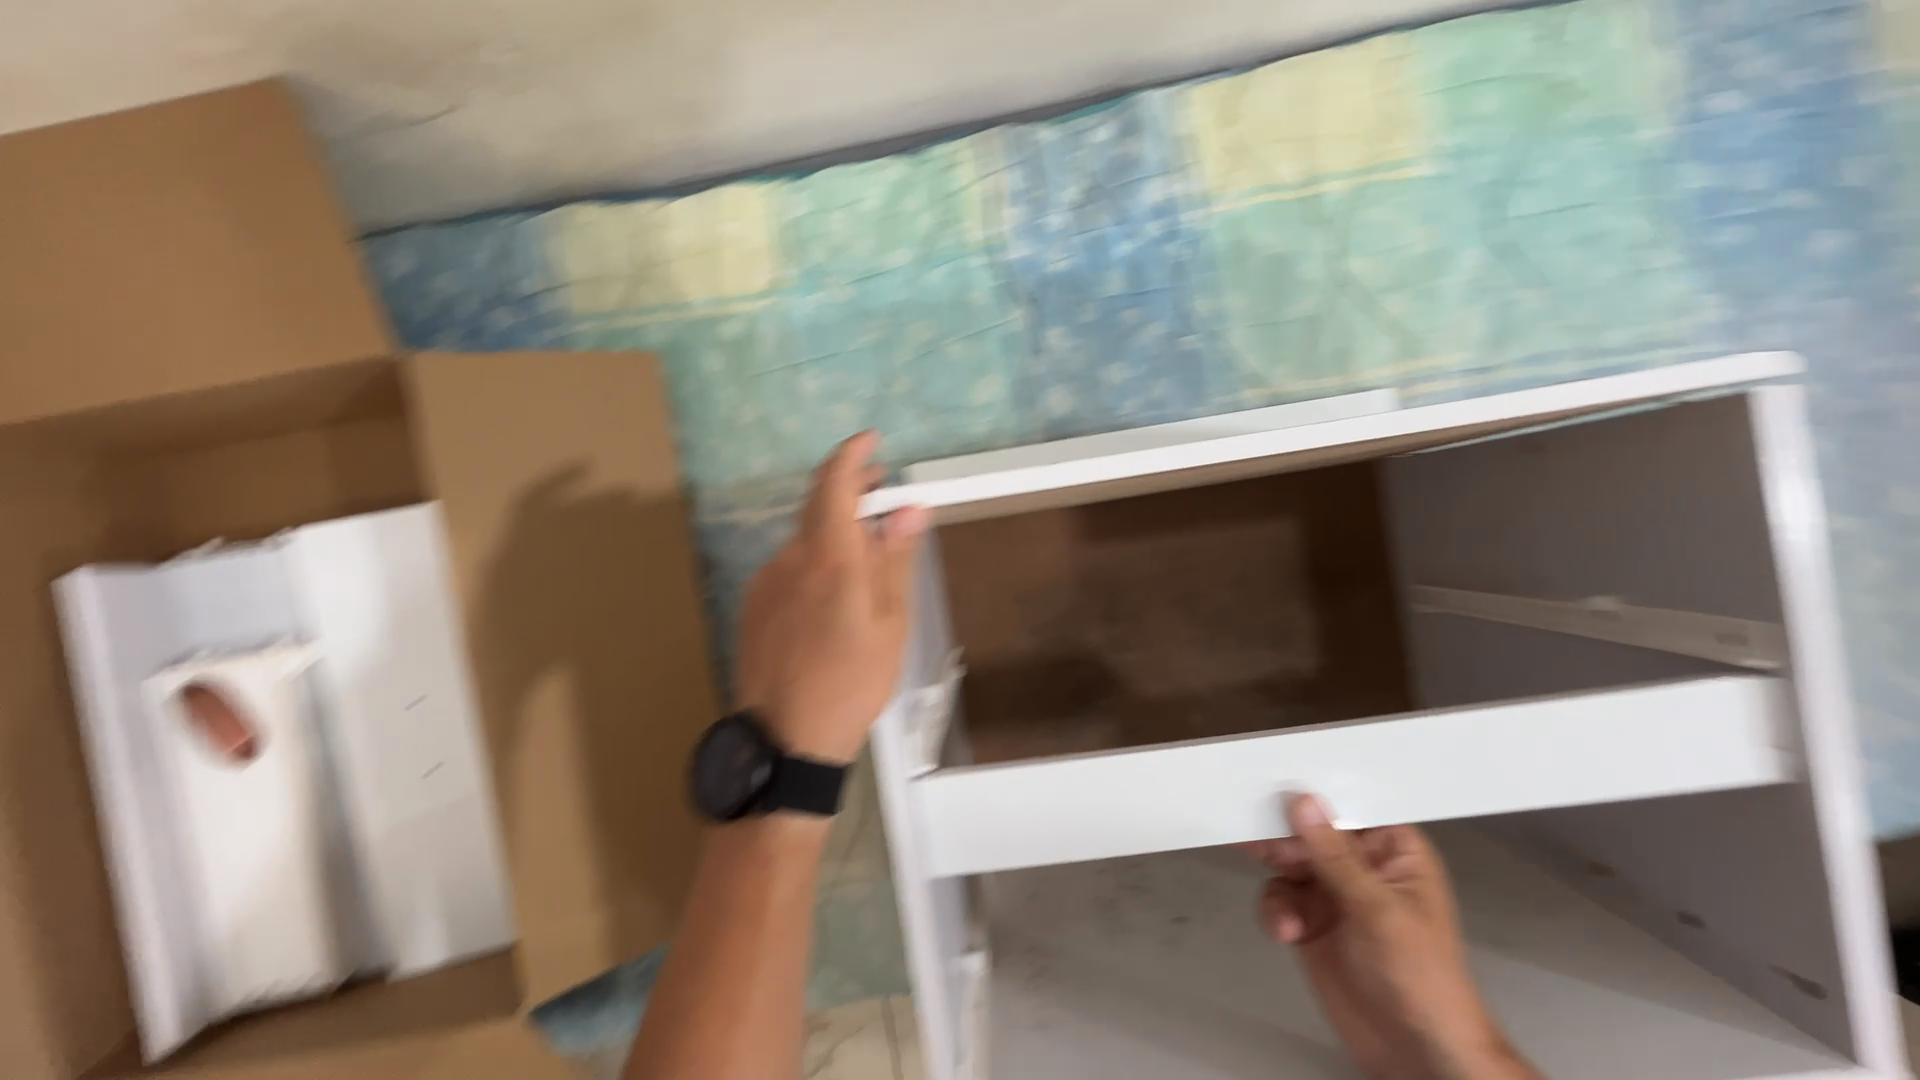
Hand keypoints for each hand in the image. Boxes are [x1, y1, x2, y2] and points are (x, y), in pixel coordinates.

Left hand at [734, 432, 928, 762]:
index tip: (870, 441)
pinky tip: (833, 593)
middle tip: (881, 493)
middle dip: (849, 490)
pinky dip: (815, 560)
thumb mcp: (889, 622)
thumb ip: (894, 558)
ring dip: (834, 532)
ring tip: (867, 555)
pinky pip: (789, 567)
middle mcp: (789, 559)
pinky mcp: (753, 605)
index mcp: (828, 558)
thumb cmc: (851, 683)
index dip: (852, 454)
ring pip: (804, 540)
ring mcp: (765, 582)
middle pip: (817, 506)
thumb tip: (908, 508)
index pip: (833, 483)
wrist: (786, 740)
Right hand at [1246, 795, 1541, 1079]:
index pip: (1345, 807)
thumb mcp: (1378, 911)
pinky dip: (1275, 913)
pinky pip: (1278, 897)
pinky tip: (1288, 933)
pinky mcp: (1311, 920)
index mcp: (1393, 850)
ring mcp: (1334, 893)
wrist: (1416, 1054)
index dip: (1311, 797)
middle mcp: (1361, 865)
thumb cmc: (1423, 981)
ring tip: (1288, 916)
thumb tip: (1304, 803)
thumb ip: (1334, 855)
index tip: (1273, 788)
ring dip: (1278, 887)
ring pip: (1285, 862)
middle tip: (1256, 845)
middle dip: (1282, 843)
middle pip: (1307, 831)